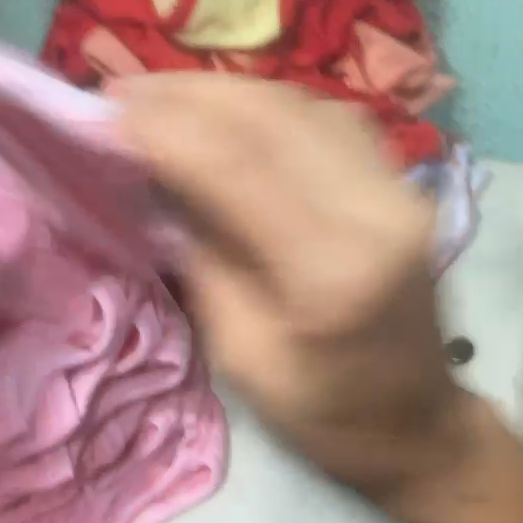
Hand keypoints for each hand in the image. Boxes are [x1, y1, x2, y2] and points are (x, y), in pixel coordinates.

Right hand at [121, 76, 483, 511]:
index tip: (103, 116)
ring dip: (227, 96)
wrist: (419, 427)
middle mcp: (375, 213)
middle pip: (271, 115)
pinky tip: (232, 119)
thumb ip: (204, 267)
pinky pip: (330, 121)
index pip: (235, 165)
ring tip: (167, 103)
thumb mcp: (246, 360)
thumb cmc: (328, 419)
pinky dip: (272, 110)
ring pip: (302, 105)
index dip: (164, 130)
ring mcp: (400, 194)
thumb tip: (159, 193)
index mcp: (330, 273)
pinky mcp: (404, 189)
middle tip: (124, 97)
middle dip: (187, 97)